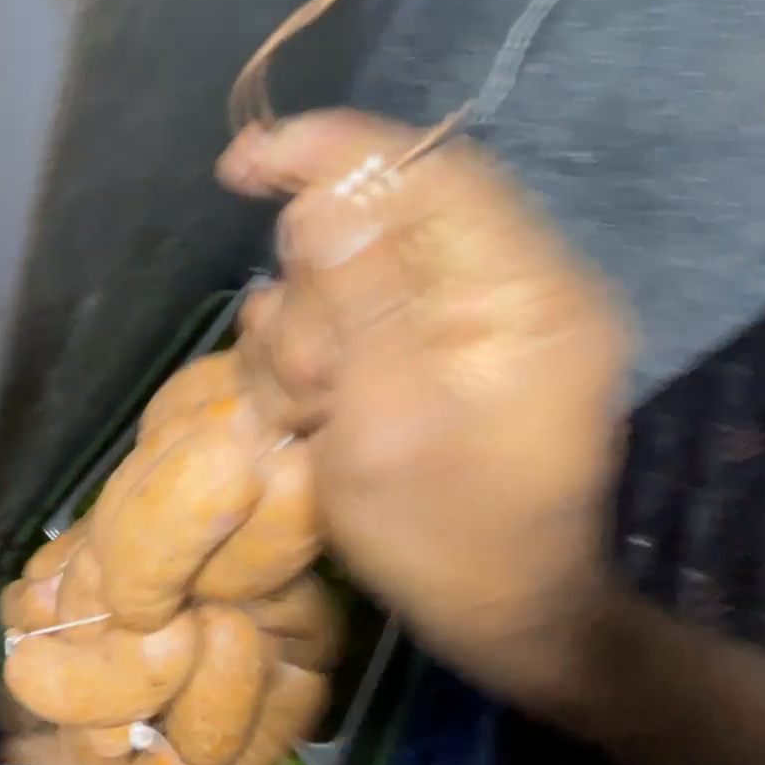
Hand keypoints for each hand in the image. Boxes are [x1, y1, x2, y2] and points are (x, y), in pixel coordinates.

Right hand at [218, 110, 631, 710]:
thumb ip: (360, 305)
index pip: (432, 174)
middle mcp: (487, 287)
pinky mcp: (399, 339)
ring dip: (296, 338)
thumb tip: (321, 201)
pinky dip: (292, 354)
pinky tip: (307, 409)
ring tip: (313, 412)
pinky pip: (316, 310)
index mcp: (522, 294)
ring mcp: (439, 314)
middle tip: (310, 380)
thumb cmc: (448, 534)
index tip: (243, 163)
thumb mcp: (392, 425)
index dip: (334, 151)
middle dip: (309, 293)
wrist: (488, 613)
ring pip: (325, 271)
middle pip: (364, 224)